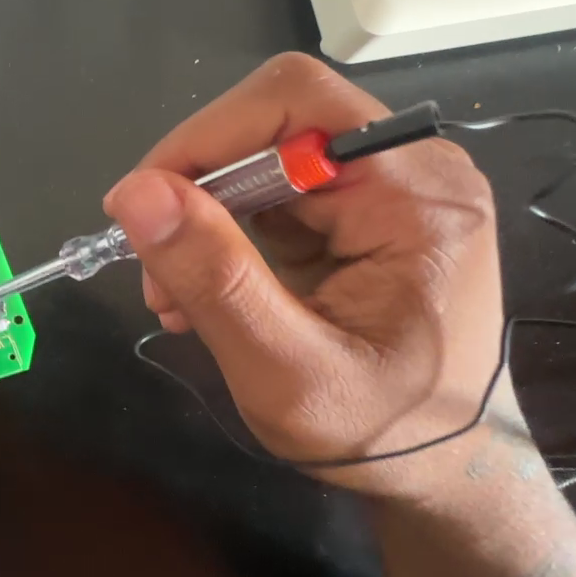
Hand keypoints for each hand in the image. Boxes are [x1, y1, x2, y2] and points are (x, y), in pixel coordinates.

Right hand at [103, 53, 518, 499]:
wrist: (440, 471)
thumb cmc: (377, 430)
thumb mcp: (281, 366)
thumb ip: (213, 278)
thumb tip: (134, 194)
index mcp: (414, 194)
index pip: (291, 105)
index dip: (201, 141)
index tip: (139, 212)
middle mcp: (409, 171)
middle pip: (270, 126)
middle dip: (192, 192)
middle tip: (155, 272)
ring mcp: (385, 194)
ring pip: (258, 163)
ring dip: (198, 222)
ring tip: (174, 300)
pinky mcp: (358, 220)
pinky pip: (267, 200)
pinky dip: (218, 240)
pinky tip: (204, 295)